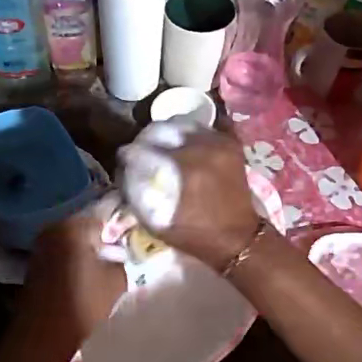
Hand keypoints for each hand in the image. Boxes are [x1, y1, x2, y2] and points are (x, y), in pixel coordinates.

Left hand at [22, 197, 128, 348]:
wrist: (42, 337)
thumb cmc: (83, 304)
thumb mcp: (117, 280)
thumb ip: (123, 257)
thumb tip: (123, 250)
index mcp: (74, 225)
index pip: (107, 212)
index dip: (126, 222)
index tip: (139, 234)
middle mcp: (54, 228)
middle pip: (89, 224)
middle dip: (107, 234)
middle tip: (127, 248)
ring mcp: (41, 245)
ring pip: (75, 238)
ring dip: (92, 247)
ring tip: (112, 261)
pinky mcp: (36, 264)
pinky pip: (64, 252)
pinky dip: (77, 258)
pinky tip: (92, 272)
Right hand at [124, 126, 262, 271]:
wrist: (236, 237)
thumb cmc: (193, 234)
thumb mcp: (156, 222)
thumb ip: (136, 192)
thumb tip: (124, 168)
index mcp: (179, 169)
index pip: (141, 149)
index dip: (128, 154)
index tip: (124, 160)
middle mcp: (199, 149)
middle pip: (160, 129)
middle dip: (146, 139)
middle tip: (142, 150)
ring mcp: (217, 143)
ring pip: (181, 123)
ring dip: (167, 132)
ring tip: (162, 144)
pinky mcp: (230, 144)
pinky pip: (204, 126)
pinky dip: (191, 131)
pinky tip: (184, 141)